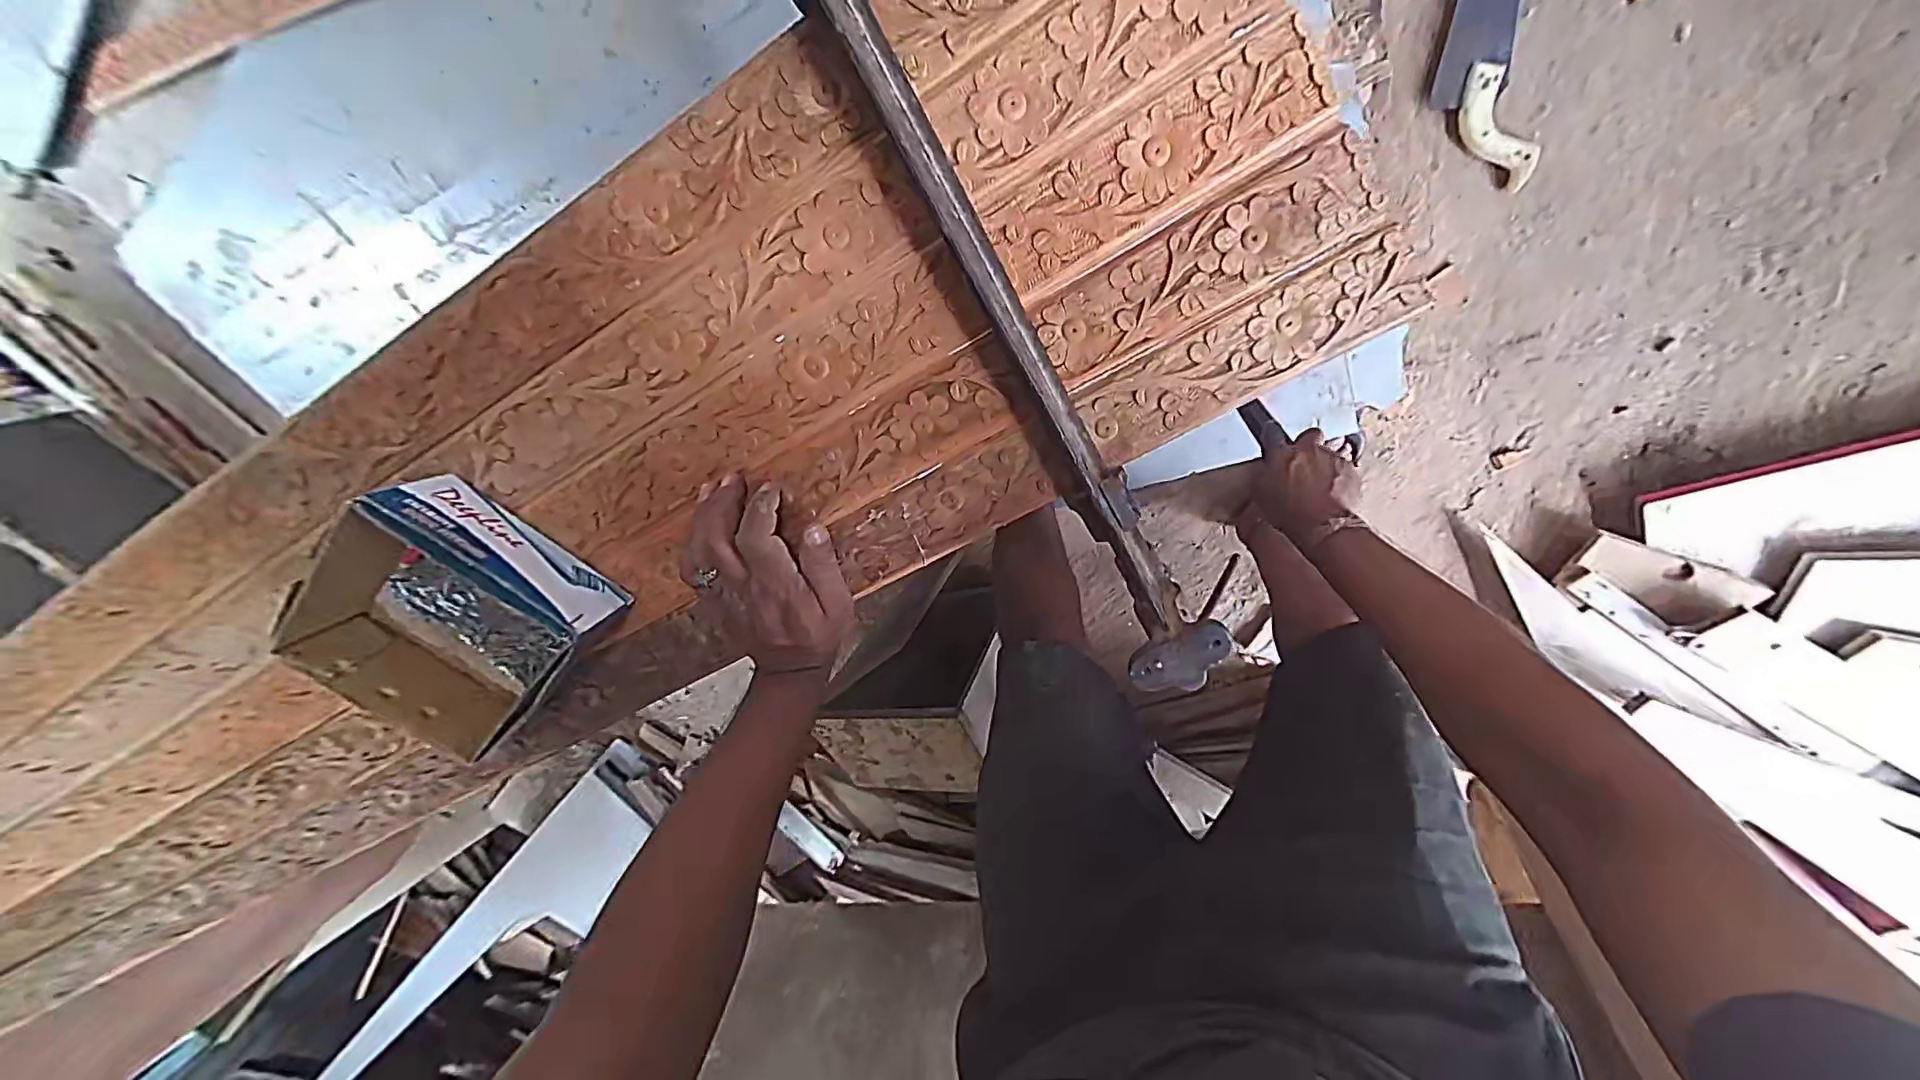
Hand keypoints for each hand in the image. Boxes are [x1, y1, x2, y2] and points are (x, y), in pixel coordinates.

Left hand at [681, 474, 855, 683]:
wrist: (789, 670)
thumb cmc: (818, 635)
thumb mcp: (837, 603)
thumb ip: (824, 566)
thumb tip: (814, 529)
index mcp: (775, 585)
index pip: (756, 537)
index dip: (760, 507)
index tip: (771, 488)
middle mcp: (743, 587)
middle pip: (717, 537)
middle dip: (723, 502)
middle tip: (734, 478)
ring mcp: (724, 594)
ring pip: (699, 549)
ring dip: (703, 515)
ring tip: (713, 490)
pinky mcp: (715, 599)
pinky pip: (692, 567)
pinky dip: (692, 540)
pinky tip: (701, 523)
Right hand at [1250, 428, 1362, 545]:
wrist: (1322, 526)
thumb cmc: (1291, 513)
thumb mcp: (1261, 493)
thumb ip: (1263, 474)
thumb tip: (1264, 470)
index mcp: (1281, 454)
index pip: (1272, 433)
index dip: (1272, 435)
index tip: (1272, 436)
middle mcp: (1308, 450)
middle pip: (1309, 435)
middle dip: (1307, 445)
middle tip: (1302, 460)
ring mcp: (1331, 458)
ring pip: (1328, 452)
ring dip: (1323, 463)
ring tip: (1317, 483)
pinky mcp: (1349, 470)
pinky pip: (1343, 467)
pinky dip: (1338, 476)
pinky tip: (1330, 491)